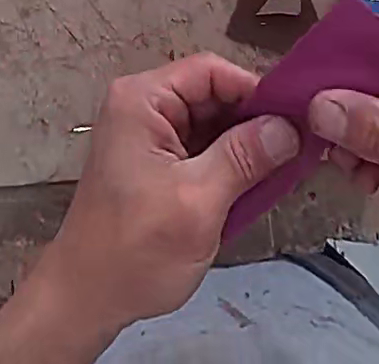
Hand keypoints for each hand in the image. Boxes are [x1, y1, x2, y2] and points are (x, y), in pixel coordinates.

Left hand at [0, 55, 298, 361]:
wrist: (82, 306)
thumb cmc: (133, 251)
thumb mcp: (197, 202)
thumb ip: (244, 157)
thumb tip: (290, 127)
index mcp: (143, 100)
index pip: (211, 71)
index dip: (253, 88)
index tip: (291, 115)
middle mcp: (145, 105)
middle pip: (214, 93)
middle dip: (252, 118)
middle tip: (295, 140)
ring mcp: (152, 132)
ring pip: (214, 119)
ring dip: (246, 141)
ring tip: (285, 158)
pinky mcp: (160, 158)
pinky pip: (206, 143)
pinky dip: (232, 158)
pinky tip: (259, 176)